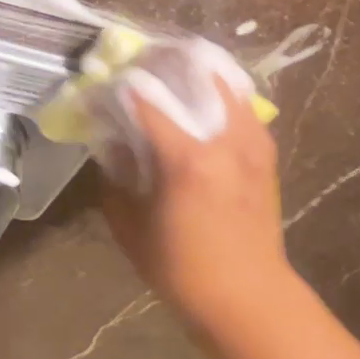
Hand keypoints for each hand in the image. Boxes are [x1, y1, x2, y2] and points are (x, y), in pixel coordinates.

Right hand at [100, 74, 295, 329]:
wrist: (244, 294)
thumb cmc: (178, 266)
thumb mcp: (129, 224)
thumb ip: (116, 177)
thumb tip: (111, 143)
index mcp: (184, 157)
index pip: (143, 100)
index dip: (114, 88)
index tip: (95, 88)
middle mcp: (222, 139)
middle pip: (188, 77)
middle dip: (156, 66)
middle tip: (132, 64)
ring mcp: (250, 142)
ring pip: (223, 82)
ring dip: (193, 70)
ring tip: (169, 69)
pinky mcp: (264, 152)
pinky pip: (241, 105)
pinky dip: (220, 92)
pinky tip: (202, 99)